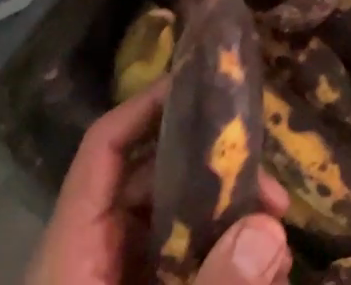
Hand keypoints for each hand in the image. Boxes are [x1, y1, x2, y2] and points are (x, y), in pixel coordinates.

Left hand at [27, 79, 293, 284]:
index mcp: (72, 254)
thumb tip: (269, 226)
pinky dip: (224, 257)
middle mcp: (94, 259)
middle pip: (153, 182)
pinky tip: (260, 267)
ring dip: (228, 218)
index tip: (208, 82)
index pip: (104, 152)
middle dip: (216, 173)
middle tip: (274, 191)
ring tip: (278, 232)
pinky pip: (186, 263)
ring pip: (176, 225)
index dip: (149, 106)